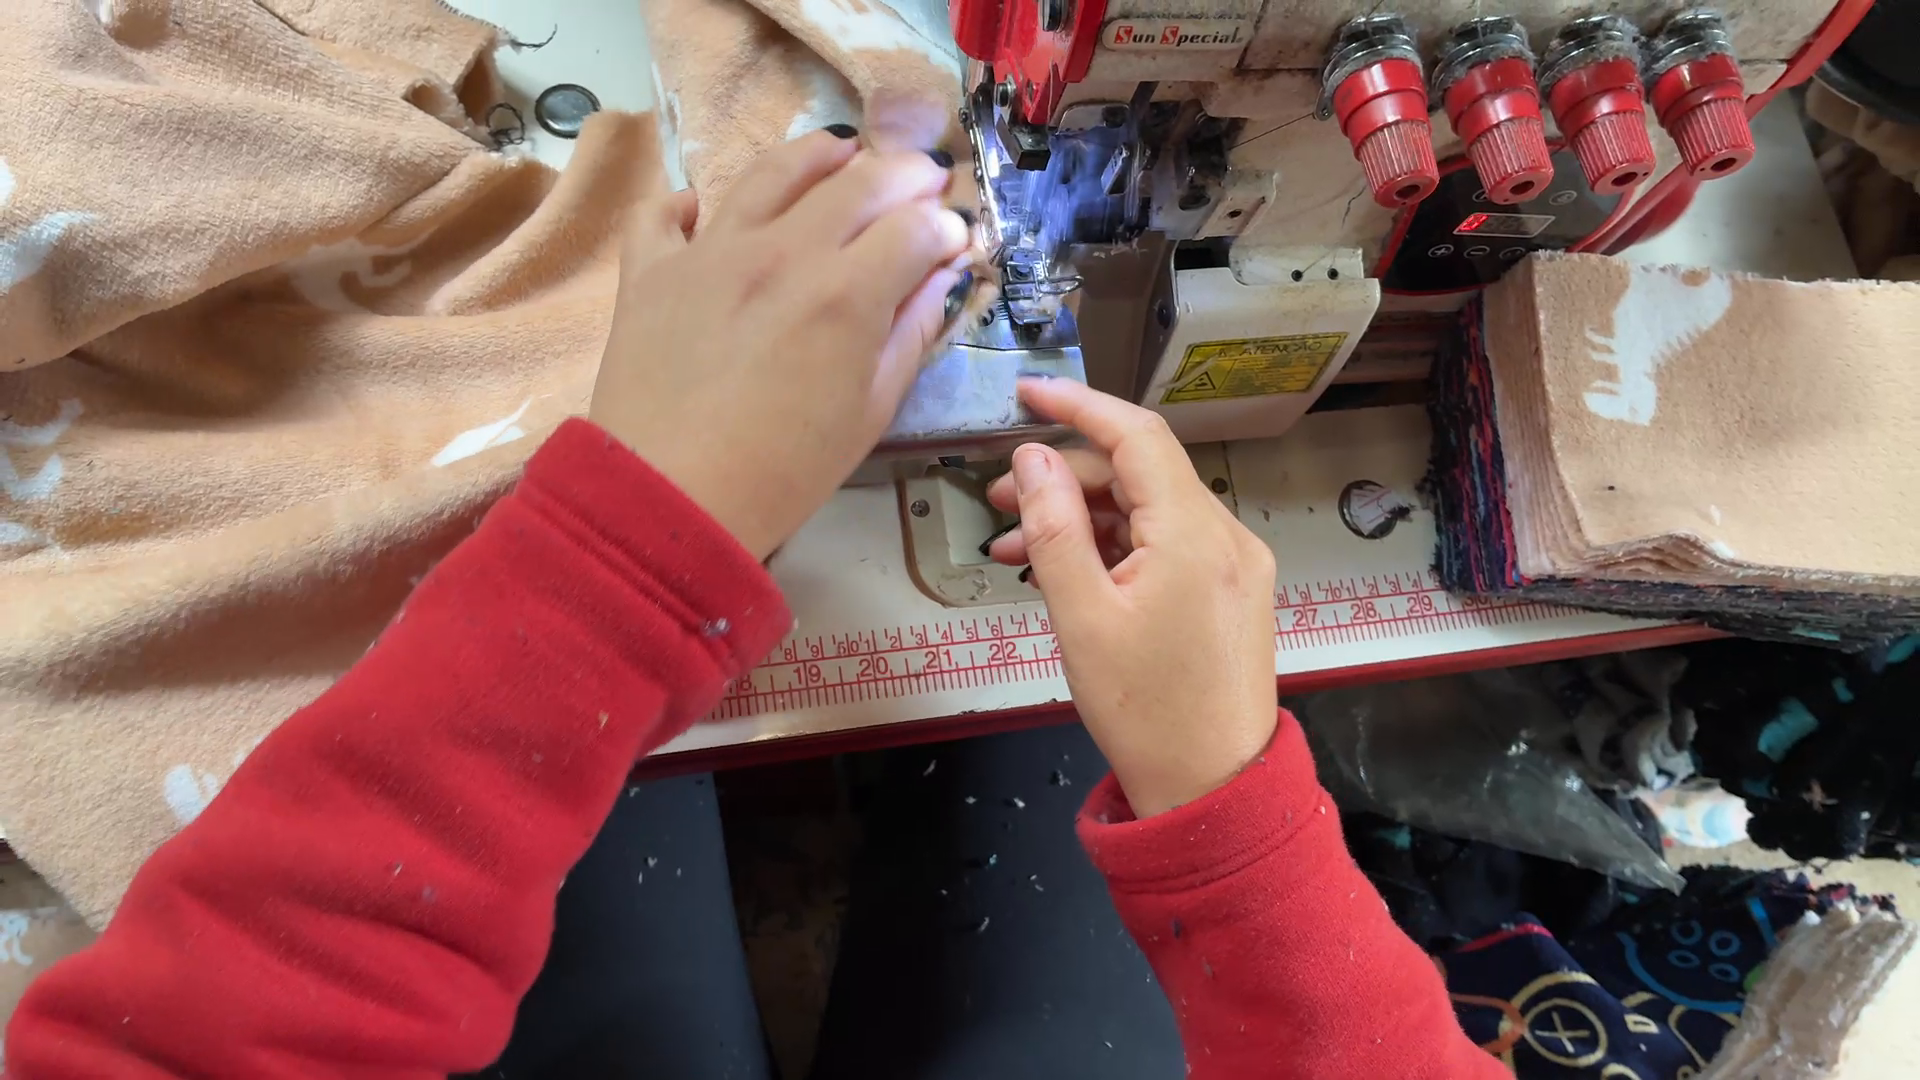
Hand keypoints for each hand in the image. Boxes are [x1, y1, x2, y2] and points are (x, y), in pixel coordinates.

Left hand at [590, 129, 970, 557]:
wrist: (671, 501)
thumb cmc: (786, 473)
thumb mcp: (869, 414)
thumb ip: (910, 337)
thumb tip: (942, 280)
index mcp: (845, 295)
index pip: (913, 230)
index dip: (944, 228)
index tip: (956, 237)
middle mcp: (782, 252)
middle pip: (855, 183)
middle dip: (903, 174)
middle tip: (923, 178)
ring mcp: (709, 251)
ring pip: (771, 172)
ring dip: (818, 156)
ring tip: (841, 155)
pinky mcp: (651, 268)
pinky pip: (668, 212)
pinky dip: (691, 205)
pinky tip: (707, 214)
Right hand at [986, 379, 1277, 816]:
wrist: (1214, 790)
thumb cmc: (1142, 707)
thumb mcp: (1081, 616)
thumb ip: (1053, 527)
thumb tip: (1033, 457)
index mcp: (1193, 533)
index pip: (1136, 435)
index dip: (1078, 404)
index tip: (1026, 392)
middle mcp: (1225, 534)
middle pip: (1137, 473)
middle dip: (1064, 476)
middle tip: (998, 502)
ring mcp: (1232, 562)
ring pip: (1146, 510)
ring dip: (1082, 516)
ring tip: (1014, 546)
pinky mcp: (1227, 589)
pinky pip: (1163, 544)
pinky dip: (1112, 546)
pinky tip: (1066, 569)